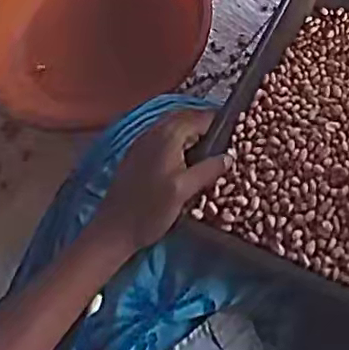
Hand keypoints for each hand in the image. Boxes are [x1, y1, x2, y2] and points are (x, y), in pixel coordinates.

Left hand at [89, 111, 231, 251]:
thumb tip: (230, 156)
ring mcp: (143, 142)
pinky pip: (163, 135)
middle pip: (186, 117)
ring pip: (174, 125)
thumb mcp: (184, 191)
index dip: (219, 122)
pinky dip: (179, 139)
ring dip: (192, 132)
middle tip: (224, 139)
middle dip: (206, 124)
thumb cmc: (149, 211)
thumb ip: (208, 169)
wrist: (111, 232)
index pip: (200, 117)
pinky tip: (186, 158)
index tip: (237, 132)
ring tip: (208, 149)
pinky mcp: (137, 154)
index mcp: (167, 135)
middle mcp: (154, 131)